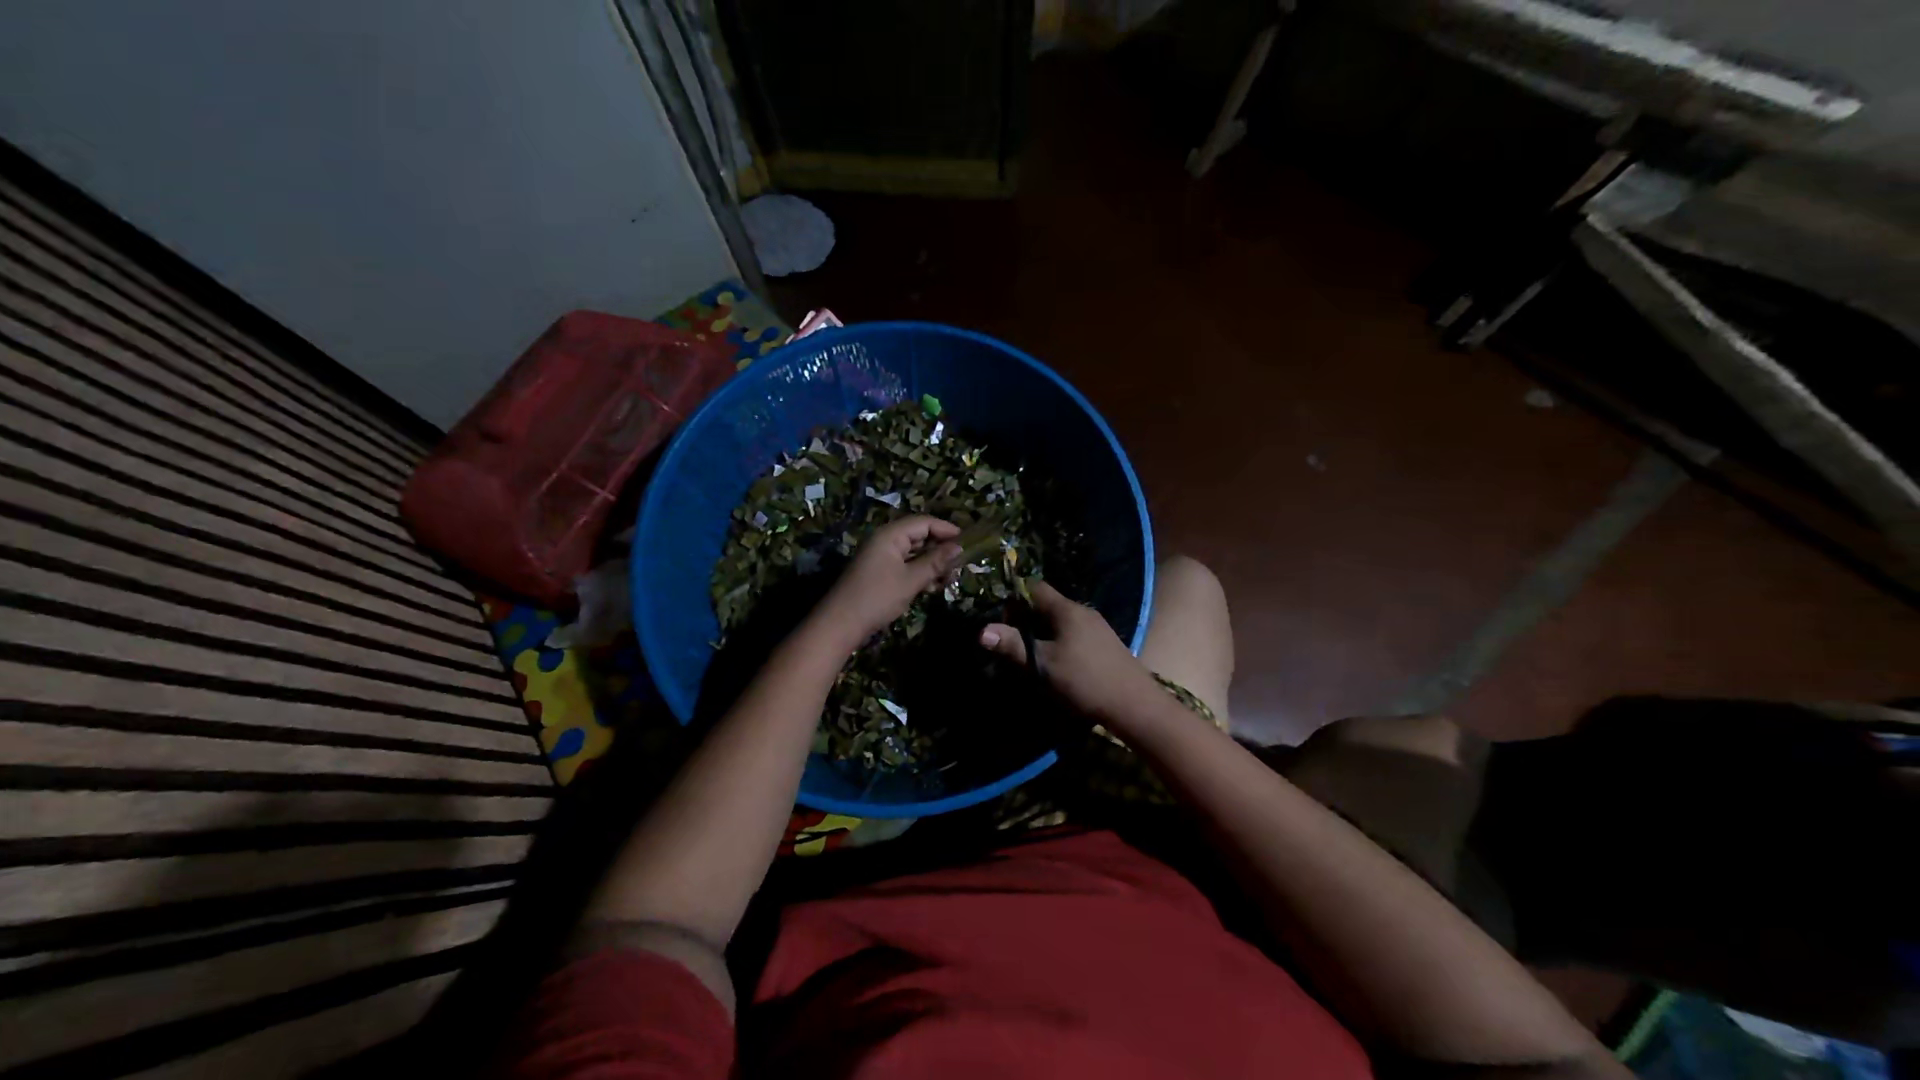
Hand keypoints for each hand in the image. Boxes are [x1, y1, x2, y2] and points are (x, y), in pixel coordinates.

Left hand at [812, 516, 962, 647]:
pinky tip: (931, 587)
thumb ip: (935, 562)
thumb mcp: (911, 580)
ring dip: (932, 563)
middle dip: (940, 548)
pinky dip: (920, 572)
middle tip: (960, 565)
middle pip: (919, 535)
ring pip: (914, 552)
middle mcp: (885, 540)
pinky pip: (905, 565)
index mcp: (890, 535)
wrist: (841, 623)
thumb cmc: (877, 597)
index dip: (946, 530)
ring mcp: (881, 557)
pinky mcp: (880, 572)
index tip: (968, 542)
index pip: (924, 522)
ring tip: (948, 579)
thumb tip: (958, 547)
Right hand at [978, 579, 1161, 725]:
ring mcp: (1095, 627)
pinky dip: (1055, 640)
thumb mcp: (1043, 665)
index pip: (1034, 587)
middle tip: (1005, 636)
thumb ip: (1013, 646)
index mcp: (1066, 609)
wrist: (1134, 705)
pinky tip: (1050, 660)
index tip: (996, 613)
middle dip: (1023, 616)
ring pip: (1058, 620)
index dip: (1012, 596)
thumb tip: (981, 631)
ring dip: (1039, 631)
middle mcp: (1082, 611)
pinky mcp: (1102, 644)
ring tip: (1023, 650)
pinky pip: (1070, 633)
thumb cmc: (1085, 680)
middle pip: (1046, 604)